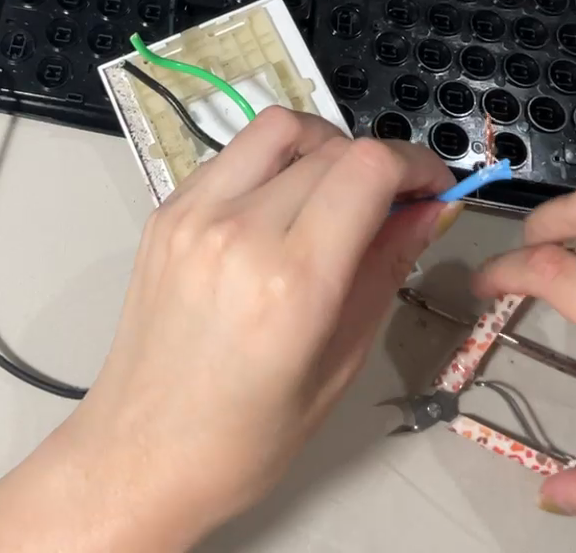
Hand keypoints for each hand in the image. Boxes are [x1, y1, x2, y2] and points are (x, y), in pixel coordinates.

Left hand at [0, 107, 459, 551]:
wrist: (142, 447)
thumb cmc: (246, 435)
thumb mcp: (339, 365)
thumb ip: (384, 271)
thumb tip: (426, 210)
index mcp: (290, 281)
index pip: (367, 169)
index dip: (415, 164)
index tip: (433, 185)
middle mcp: (237, 229)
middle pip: (329, 145)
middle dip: (377, 161)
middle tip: (392, 199)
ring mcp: (193, 212)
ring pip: (275, 128)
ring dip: (322, 144)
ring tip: (337, 188)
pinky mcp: (166, 209)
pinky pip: (233, 155)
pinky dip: (272, 163)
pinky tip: (280, 204)